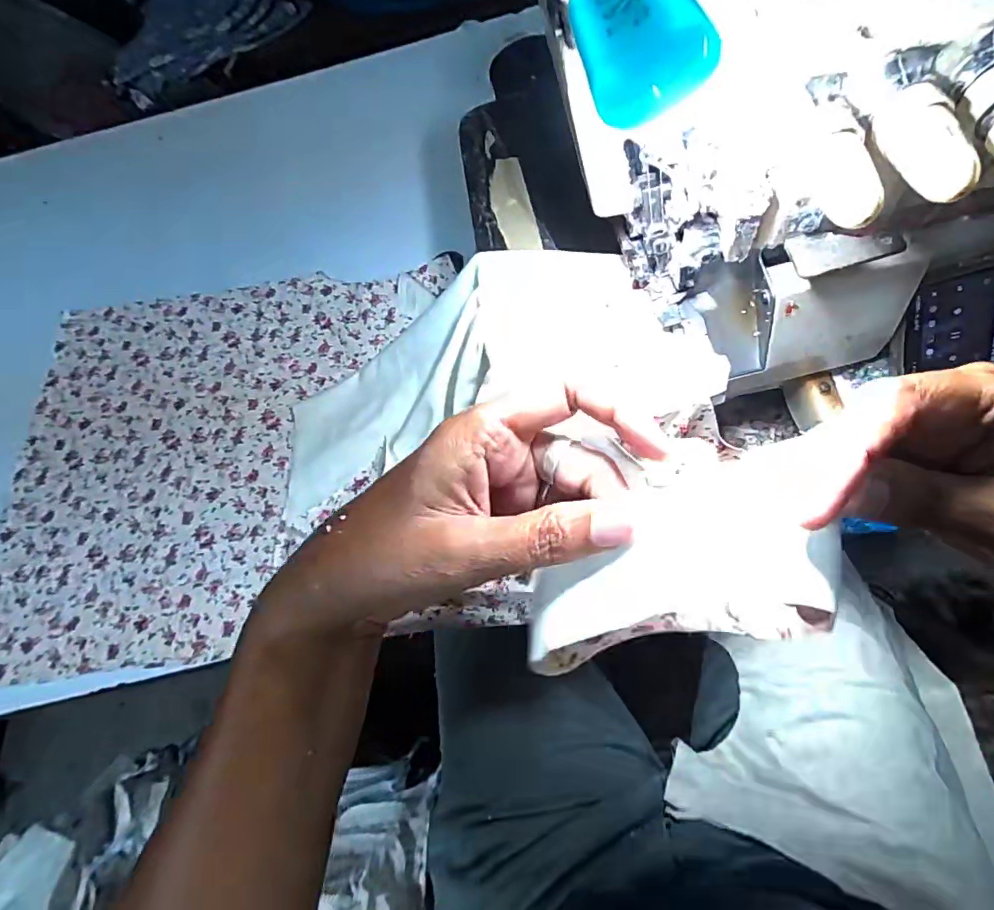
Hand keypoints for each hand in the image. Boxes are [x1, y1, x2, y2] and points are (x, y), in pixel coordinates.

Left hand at [251, 384, 670, 640]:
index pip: (564, 396)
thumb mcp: (470, 548)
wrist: (337, 598)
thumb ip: (548, 537)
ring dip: (593, 518)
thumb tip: (628, 525)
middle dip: (605, 491)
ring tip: (612, 555)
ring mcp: (503, 482)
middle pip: (575, 453)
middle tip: (629, 537)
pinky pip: (553, 515)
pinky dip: (575, 535)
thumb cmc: (388, 556)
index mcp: (486, 431)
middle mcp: (500, 447)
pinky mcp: (502, 514)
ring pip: (570, 489)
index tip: (656, 449)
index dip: (616, 411)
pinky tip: (589, 557)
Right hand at [795, 363, 993, 578]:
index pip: (904, 405)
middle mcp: (939, 403)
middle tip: (791, 503)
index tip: (822, 497)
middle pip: (866, 419)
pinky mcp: (900, 462)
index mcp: (985, 394)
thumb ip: (928, 500)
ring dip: (817, 475)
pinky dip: (829, 490)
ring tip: (786, 504)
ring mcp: (916, 432)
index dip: (856, 447)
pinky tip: (803, 502)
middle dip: (827, 462)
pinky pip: (855, 470)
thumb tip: (841, 496)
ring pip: (851, 443)